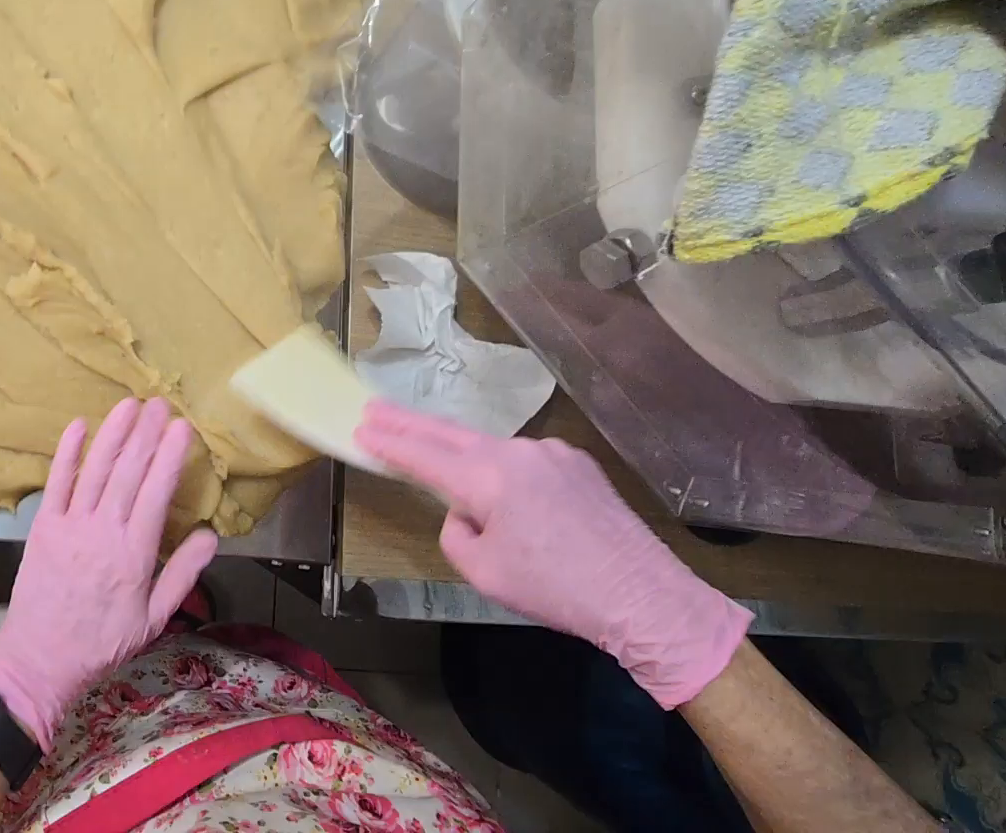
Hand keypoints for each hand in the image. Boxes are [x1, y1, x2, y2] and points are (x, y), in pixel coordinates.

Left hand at [0, 397, 218, 749]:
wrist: (39, 661)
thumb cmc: (103, 642)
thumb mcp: (154, 618)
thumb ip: (182, 574)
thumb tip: (211, 534)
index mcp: (134, 553)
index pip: (157, 492)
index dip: (170, 456)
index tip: (182, 427)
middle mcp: (103, 531)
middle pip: (128, 472)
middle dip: (146, 433)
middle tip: (160, 404)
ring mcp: (69, 525)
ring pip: (95, 470)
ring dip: (113, 433)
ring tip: (128, 404)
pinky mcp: (42, 526)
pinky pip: (56, 482)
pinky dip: (67, 452)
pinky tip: (78, 425)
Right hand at [354, 400, 750, 708]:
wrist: (645, 597)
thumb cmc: (555, 590)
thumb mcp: (483, 572)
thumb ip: (455, 533)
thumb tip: (465, 512)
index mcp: (489, 477)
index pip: (424, 454)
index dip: (389, 442)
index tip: (361, 426)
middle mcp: (518, 451)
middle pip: (450, 433)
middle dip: (408, 422)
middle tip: (374, 408)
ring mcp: (551, 452)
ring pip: (491, 450)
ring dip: (462, 456)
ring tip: (443, 466)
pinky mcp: (578, 462)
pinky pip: (525, 462)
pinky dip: (506, 473)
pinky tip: (516, 503)